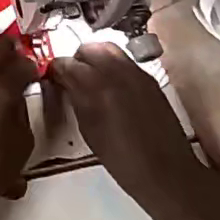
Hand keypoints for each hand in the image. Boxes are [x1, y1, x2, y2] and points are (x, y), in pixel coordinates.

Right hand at [49, 42, 207, 214]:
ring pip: (109, 49)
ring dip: (96, 59)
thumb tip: (66, 83)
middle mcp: (117, 72)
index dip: (56, 69)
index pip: (67, 63)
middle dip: (77, 59)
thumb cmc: (121, 159)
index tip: (53, 77)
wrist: (167, 171)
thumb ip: (76, 99)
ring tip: (91, 80)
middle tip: (72, 77)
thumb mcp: (89, 130)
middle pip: (89, 48)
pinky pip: (125, 62)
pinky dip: (113, 67)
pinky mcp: (150, 80)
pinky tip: (112, 88)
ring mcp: (137, 73)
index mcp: (96, 85)